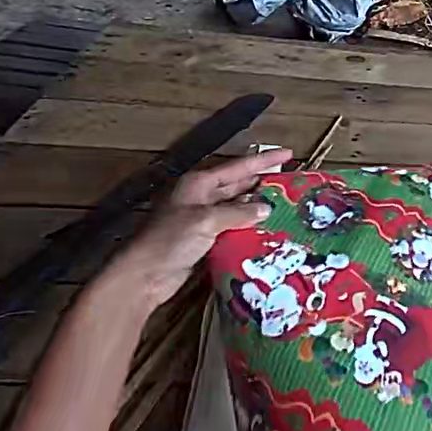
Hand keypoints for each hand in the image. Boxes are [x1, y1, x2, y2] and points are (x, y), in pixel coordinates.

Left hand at [98, 147, 292, 310]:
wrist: (142, 277)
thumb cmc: (169, 241)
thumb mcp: (207, 221)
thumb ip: (240, 212)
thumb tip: (266, 209)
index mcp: (199, 184)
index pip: (239, 167)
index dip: (265, 160)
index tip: (289, 153)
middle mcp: (200, 196)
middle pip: (238, 183)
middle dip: (262, 180)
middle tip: (289, 178)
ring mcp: (201, 217)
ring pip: (237, 204)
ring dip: (258, 203)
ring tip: (284, 201)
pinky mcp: (204, 236)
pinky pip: (234, 224)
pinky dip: (249, 223)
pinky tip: (267, 225)